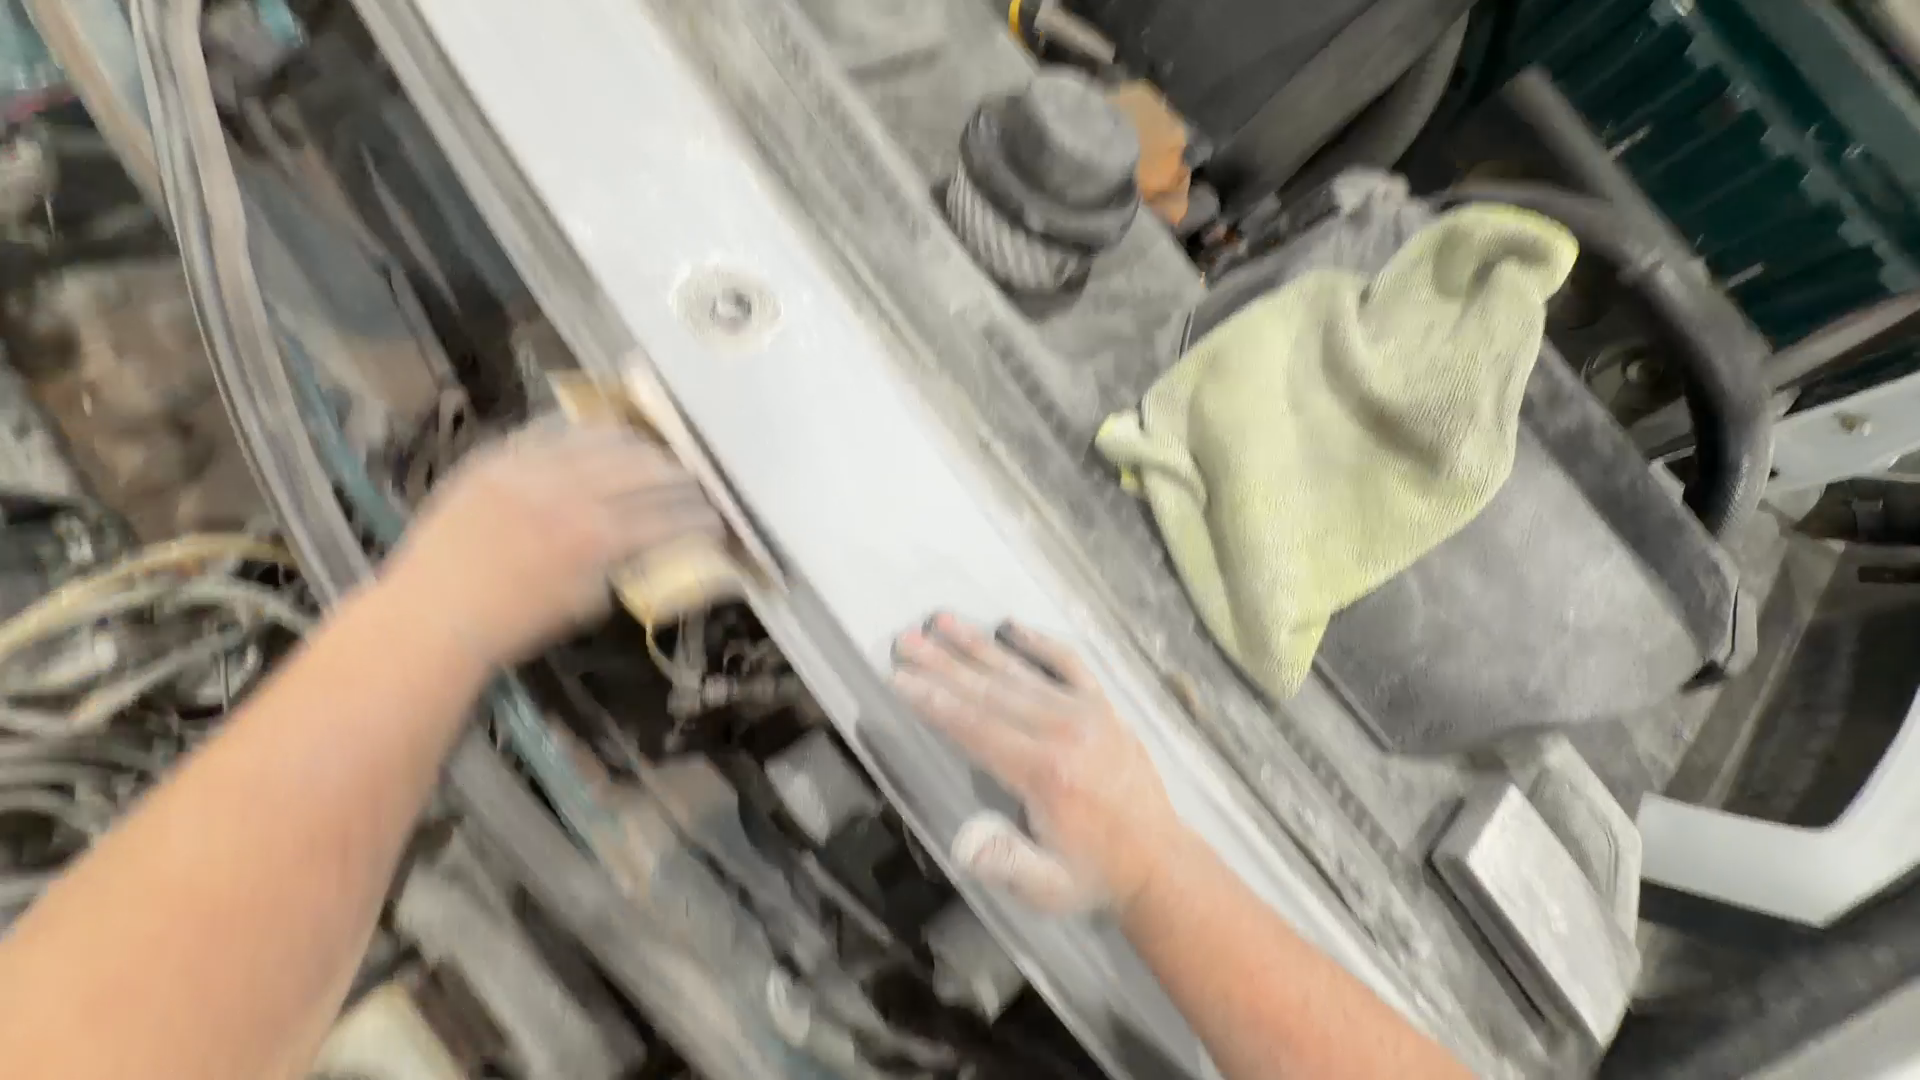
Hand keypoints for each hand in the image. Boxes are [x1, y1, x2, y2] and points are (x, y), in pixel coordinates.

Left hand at [382, 422, 723, 668]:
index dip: (702, 515)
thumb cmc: (515, 623)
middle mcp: (572, 495)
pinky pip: (553, 430)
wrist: (432, 614)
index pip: (670, 517)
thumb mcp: (588, 603)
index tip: (718, 517)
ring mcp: (532, 469)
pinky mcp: (499, 457)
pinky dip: (586, 432)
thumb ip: (624, 566)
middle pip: (647, 470)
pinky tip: (604, 436)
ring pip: (606, 440)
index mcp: (598, 540)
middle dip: (681, 476)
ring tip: (657, 453)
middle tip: (697, 482)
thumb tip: (650, 544)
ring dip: (642, 446)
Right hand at [892, 615, 1183, 914]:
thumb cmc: (1093, 873)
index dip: (933, 702)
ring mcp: (1087, 711)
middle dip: (942, 664)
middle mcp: (1065, 731)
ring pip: (1021, 671)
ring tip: (940, 620)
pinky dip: (1039, 642)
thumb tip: (962, 842)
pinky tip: (1010, 626)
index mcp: (1046, 773)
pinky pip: (1069, 663)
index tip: (898, 677)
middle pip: (990, 690)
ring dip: (977, 645)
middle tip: (906, 640)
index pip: (976, 727)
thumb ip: (1004, 863)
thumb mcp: (1047, 887)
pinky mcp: (1104, 705)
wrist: (1161, 859)